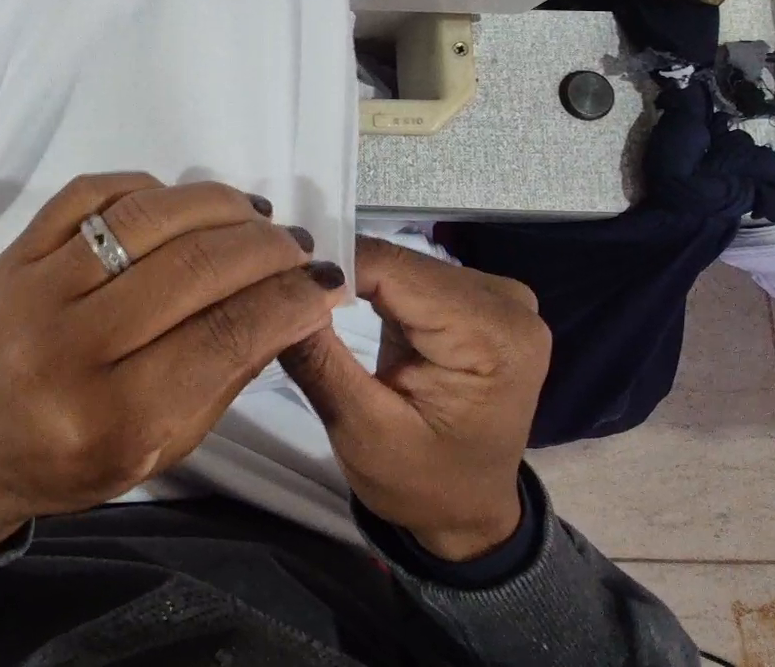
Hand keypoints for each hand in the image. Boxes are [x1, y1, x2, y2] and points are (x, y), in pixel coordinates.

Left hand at [0, 172, 346, 548]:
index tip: (323, 284)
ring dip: (214, 206)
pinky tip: (178, 202)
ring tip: (254, 215)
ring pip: (143, 219)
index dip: (287, 302)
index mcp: (110, 414)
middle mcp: (68, 343)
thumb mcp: (161, 449)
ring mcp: (34, 287)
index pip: (222, 336)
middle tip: (296, 247)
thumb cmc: (72, 461)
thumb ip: (224, 377)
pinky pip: (86, 193)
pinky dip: (143, 186)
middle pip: (190, 269)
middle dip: (262, 249)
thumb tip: (291, 305)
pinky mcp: (14, 252)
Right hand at [279, 236, 549, 561]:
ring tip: (296, 298)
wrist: (465, 514)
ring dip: (342, 278)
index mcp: (494, 334)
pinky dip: (361, 285)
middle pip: (392, 260)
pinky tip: (331, 301)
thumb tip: (278, 286)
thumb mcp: (359, 428)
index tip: (270, 280)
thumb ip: (318, 356)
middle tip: (276, 293)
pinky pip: (402, 275)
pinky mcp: (473, 300)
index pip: (390, 267)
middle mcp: (504, 301)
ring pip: (392, 262)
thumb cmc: (421, 483)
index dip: (325, 266)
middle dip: (331, 273)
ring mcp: (492, 297)